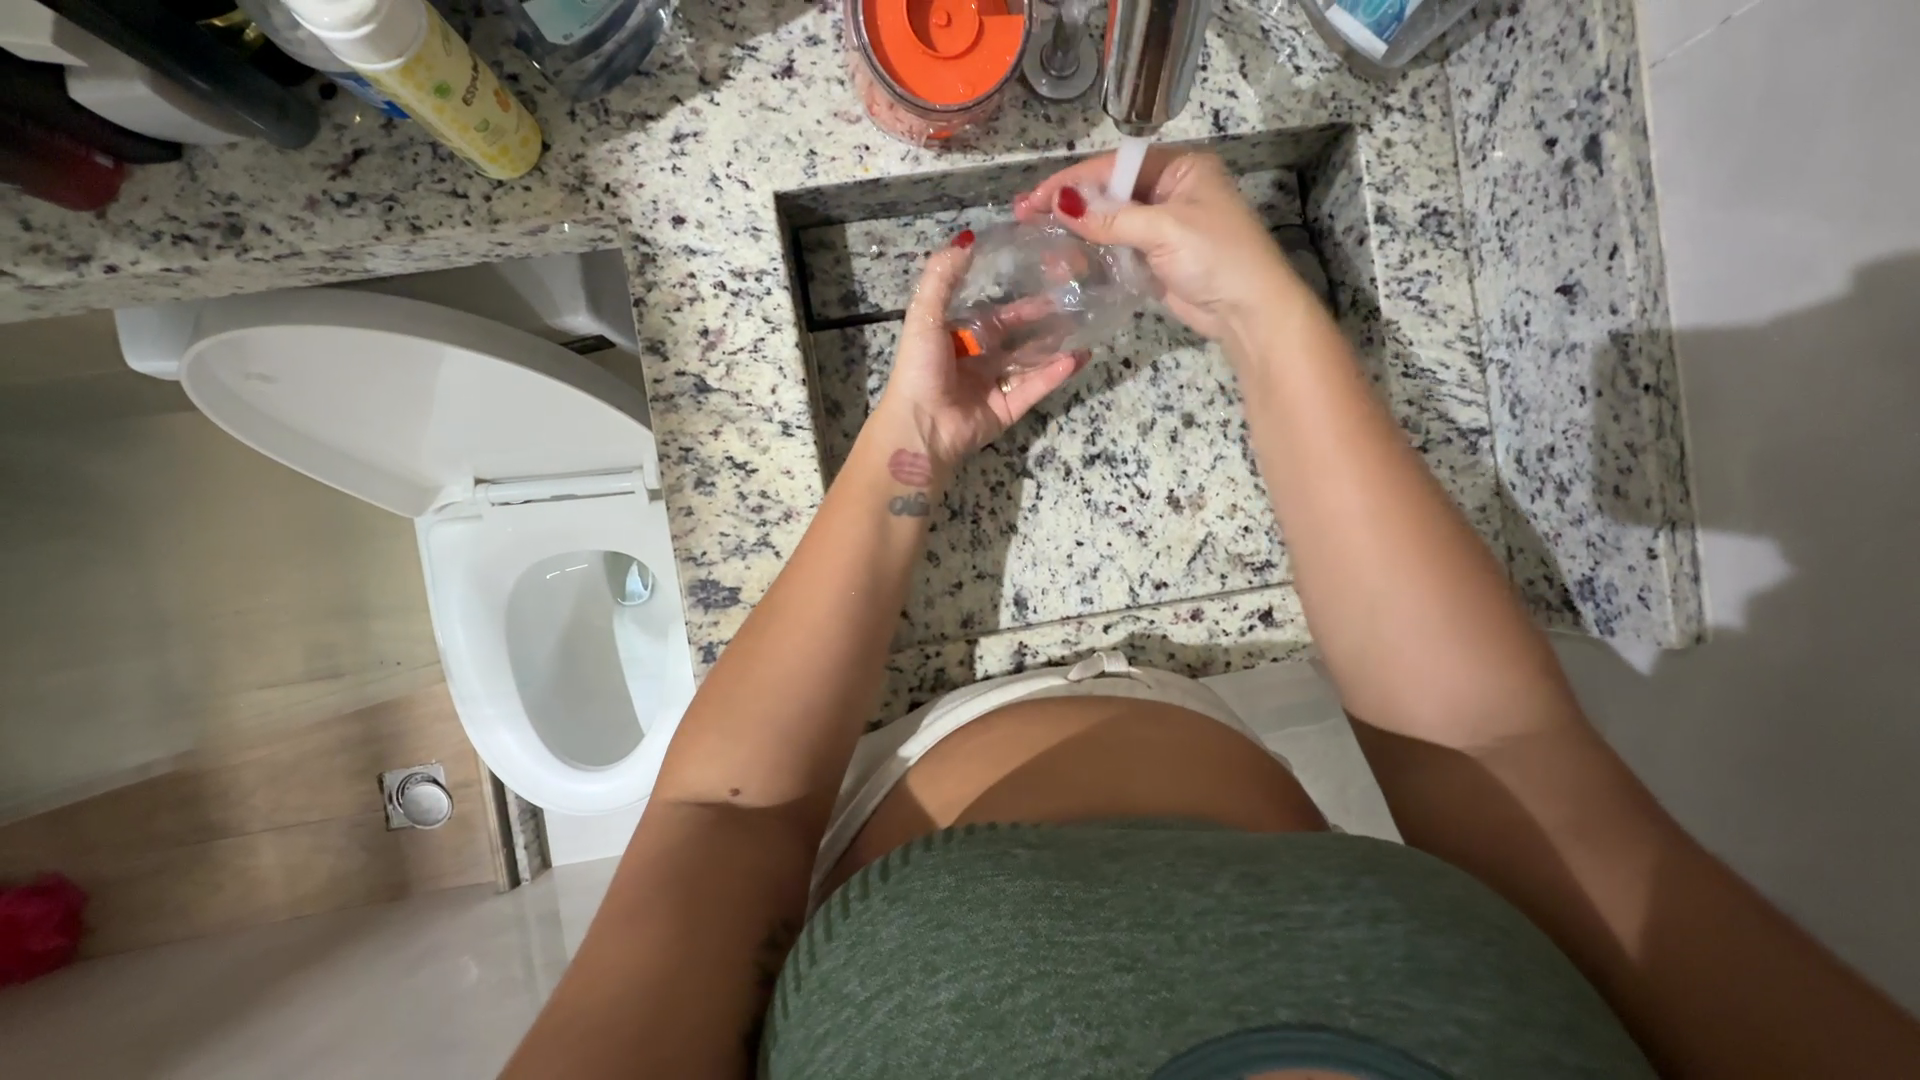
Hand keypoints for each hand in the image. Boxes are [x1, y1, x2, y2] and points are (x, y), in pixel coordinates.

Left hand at [874, 238, 1087, 475]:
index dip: (1018, 300)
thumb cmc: (920, 369)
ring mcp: (995, 386)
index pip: (994, 315)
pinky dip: (1056, 373)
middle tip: (1075, 300)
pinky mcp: (1008, 409)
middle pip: (1018, 338)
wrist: (920, 426)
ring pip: (1031, 362)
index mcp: (957, 338)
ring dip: (1056, 346)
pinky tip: (1079, 356)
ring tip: (1086, 325)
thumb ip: (943, 276)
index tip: (1045, 280)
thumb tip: (967, 237)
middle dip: (1044, 321)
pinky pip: (1036, 388)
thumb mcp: (925, 314)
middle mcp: (978, 361)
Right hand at [1014, 151, 1309, 340]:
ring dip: (1077, 234)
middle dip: (1069, 206)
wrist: (1248, 311)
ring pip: (1109, 224)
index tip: (1033, 199)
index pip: (1114, 166)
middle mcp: (1169, 191)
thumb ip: (1111, 218)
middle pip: (1108, 193)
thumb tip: (1061, 204)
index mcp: (1179, 168)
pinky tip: (1064, 262)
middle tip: (1026, 218)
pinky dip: (1091, 256)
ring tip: (1039, 244)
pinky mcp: (1155, 259)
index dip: (1072, 182)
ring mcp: (1161, 227)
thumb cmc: (1217, 257)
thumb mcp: (1164, 229)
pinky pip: (1115, 251)